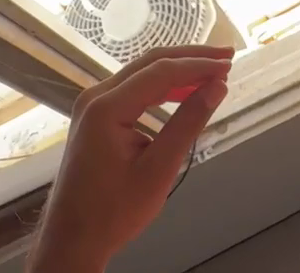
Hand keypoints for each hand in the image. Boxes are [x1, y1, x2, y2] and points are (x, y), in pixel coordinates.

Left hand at [28, 46, 233, 272]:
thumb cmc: (114, 211)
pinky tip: (186, 91)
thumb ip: (188, 123)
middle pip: (151, 63)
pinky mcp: (97, 115)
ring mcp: (94, 104)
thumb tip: (218, 86)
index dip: (198, 66)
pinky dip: (164, 86)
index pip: (161, 72)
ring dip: (179, 69)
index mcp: (107, 107)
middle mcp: (96, 96)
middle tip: (227, 56)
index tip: (228, 66)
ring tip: (213, 71)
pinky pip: (135, 88)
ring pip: (144, 72)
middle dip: (191, 58)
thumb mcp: (158, 170)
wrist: (71, 242)